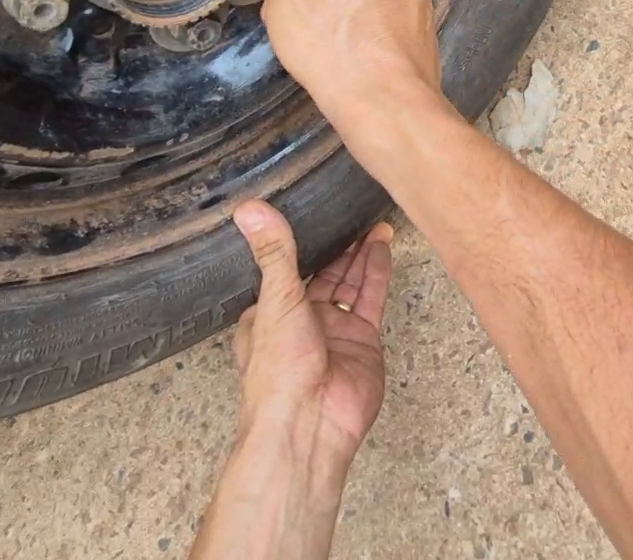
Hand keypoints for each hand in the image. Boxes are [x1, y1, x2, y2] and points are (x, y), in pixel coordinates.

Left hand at [232, 199, 393, 448]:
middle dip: (340, 245)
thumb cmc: (278, 372)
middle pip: (325, 273)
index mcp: (270, 313)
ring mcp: (335, 331)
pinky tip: (383, 246)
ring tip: (374, 222)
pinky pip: (371, 298)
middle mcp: (303, 321)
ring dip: (362, 254)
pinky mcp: (363, 340)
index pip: (287, 268)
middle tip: (354, 212)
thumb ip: (273, 253)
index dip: (302, 242)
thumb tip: (249, 209)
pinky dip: (378, 272)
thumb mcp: (274, 300)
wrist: (310, 423)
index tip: (315, 211)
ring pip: (351, 282)